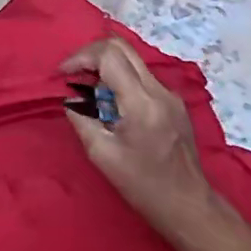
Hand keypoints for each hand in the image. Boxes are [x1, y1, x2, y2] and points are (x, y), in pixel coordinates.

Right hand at [61, 38, 216, 230]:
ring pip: (133, 60)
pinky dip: (121, 80)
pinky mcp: (174, 102)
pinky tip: (112, 104)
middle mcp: (159, 90)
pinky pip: (142, 77)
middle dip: (91, 54)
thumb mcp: (102, 155)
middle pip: (122, 47)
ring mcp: (170, 94)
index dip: (80, 57)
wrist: (188, 204)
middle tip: (74, 74)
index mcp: (141, 103)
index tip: (63, 74)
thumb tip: (70, 97)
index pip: (108, 55)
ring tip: (89, 91)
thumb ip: (81, 119)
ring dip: (106, 66)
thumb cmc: (142, 185)